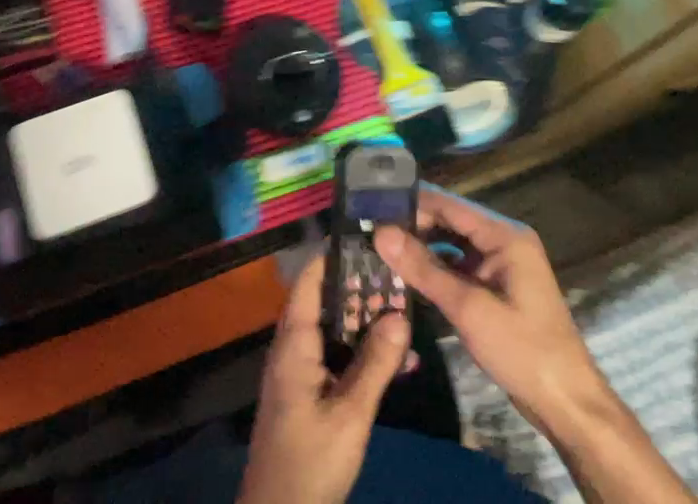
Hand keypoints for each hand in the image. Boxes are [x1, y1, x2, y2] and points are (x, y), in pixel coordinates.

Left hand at [238, 254, 409, 503]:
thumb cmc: (311, 459)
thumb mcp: (350, 412)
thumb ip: (375, 364)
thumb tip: (399, 313)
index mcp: (293, 345)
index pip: (308, 284)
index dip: (332, 258)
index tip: (367, 239)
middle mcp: (292, 351)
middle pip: (324, 305)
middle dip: (359, 290)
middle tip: (399, 274)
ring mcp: (298, 374)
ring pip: (334, 333)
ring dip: (366, 324)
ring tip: (405, 310)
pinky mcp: (308, 396)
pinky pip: (336, 360)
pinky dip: (363, 355)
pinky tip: (398, 361)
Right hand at [373, 186, 605, 430]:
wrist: (563, 399)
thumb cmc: (521, 349)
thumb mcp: (467, 308)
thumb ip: (423, 268)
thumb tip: (380, 233)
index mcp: (505, 236)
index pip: (448, 204)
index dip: (409, 203)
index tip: (369, 205)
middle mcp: (503, 241)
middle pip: (448, 221)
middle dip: (410, 225)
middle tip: (365, 230)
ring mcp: (499, 265)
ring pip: (450, 244)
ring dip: (418, 248)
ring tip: (375, 249)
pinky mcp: (493, 287)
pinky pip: (456, 266)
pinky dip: (432, 269)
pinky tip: (402, 275)